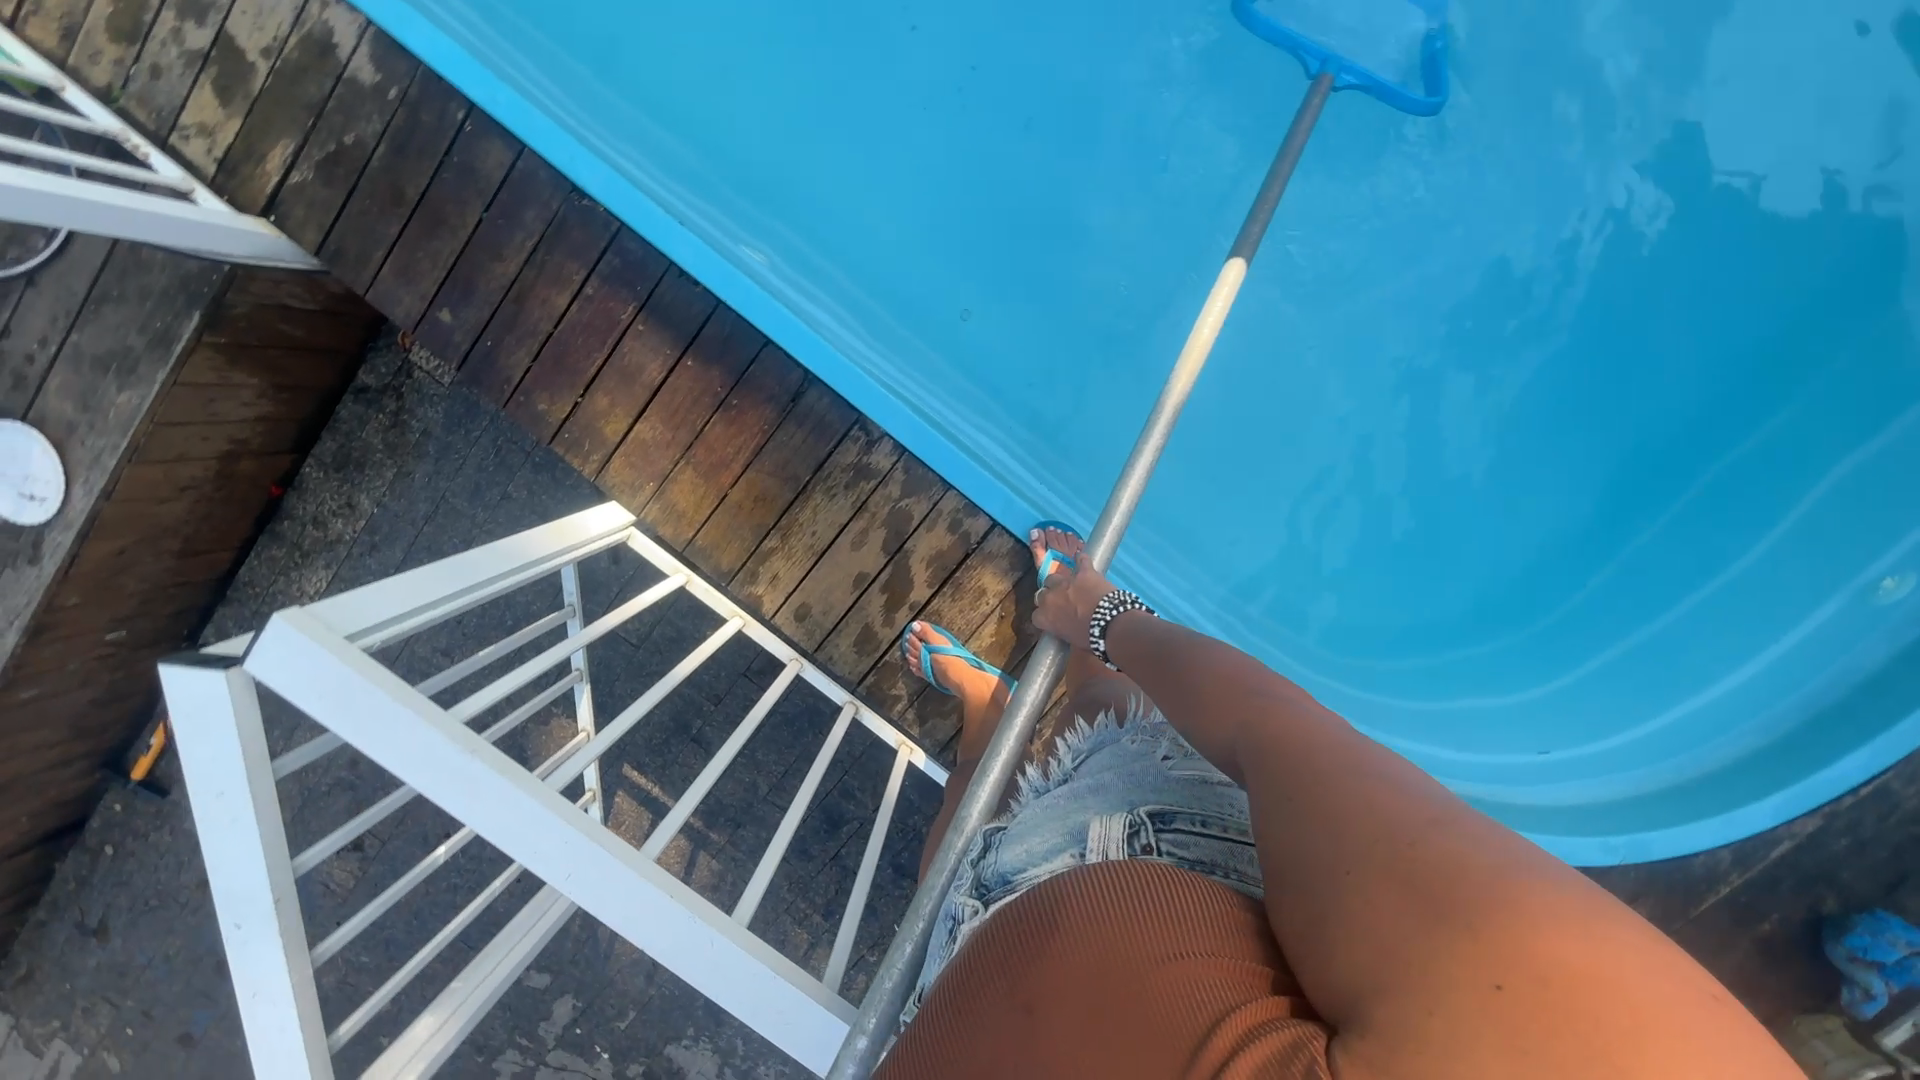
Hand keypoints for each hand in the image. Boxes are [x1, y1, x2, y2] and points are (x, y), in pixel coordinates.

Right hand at [1030, 527, 1114, 650]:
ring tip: (1070, 586)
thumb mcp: (1070, 638)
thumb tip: (1065, 625)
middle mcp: (1050, 597)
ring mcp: (1066, 582)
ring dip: (1060, 582)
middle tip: (1062, 603)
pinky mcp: (1084, 573)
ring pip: (1054, 577)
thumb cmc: (1092, 638)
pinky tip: (1081, 559)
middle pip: (1042, 594)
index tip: (1052, 619)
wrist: (1112, 626)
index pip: (1036, 615)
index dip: (1045, 616)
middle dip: (1050, 597)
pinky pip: (1081, 561)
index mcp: (1045, 618)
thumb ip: (1062, 628)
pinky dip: (1081, 560)